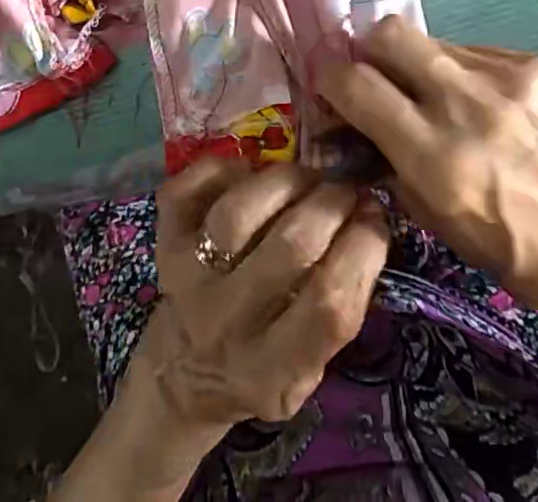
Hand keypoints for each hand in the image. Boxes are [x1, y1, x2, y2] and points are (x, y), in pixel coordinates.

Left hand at [138, 159, 388, 428]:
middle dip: (331, 204)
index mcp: (273, 369)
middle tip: (347, 188)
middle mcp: (226, 322)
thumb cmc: (261, 365)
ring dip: (285, 181)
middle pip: (290, 247)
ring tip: (307, 176)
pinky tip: (252, 170)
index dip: (363, 250)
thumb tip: (371, 219)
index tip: (376, 215)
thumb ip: (341, 307)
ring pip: (238, 211)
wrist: (183, 368)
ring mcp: (187, 277)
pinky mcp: (161, 241)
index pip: (330, 305)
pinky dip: (224, 168)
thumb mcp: (309, 368)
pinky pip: (188, 189)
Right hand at [317, 16, 537, 336]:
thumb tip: (353, 119)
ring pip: (434, 42)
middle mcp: (468, 104)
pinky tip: (489, 106)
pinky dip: (468, 75)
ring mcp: (511, 78)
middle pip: (389, 33)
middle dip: (369, 49)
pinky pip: (479, 53)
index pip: (354, 83)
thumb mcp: (430, 216)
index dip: (328, 76)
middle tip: (376, 73)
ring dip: (422, 66)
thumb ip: (387, 157)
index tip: (327, 83)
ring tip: (443, 99)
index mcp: (434, 154)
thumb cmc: (510, 247)